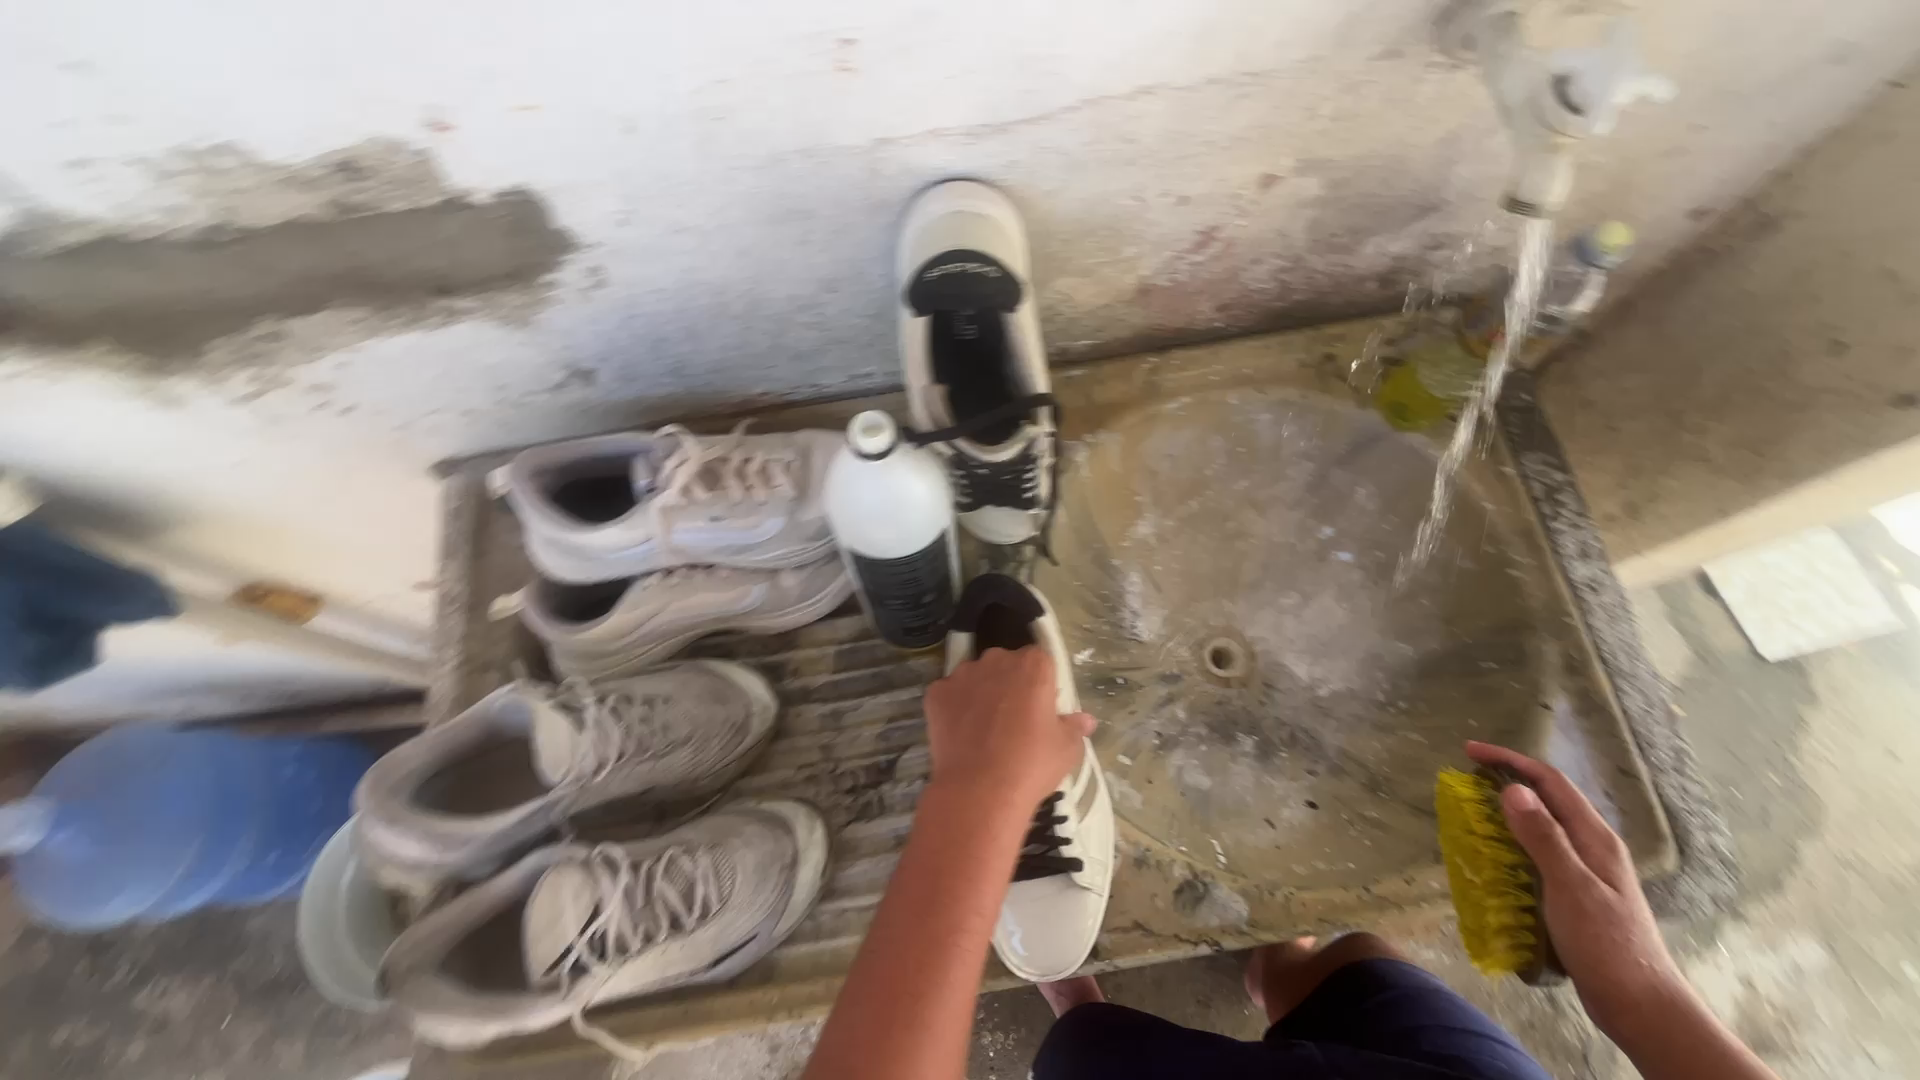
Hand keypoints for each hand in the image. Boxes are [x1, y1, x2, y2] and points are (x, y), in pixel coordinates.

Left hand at [923, 646, 1094, 811]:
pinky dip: (954, 709)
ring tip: (984, 731)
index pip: (1040, 661)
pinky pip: (948, 695)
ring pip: (975, 677)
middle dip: (1009, 684)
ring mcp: (962, 675)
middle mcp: (996, 660)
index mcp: (1033, 665)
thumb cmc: (1031, 765)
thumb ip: (1074, 726)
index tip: (1040, 708)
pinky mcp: (936, 693)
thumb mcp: (1067, 749)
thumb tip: (1085, 719)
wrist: (979, 791)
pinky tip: (960, 736)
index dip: (1040, 684)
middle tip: (1013, 720)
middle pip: (1005, 664)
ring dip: (980, 694)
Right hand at [1464, 741, 1688, 1038]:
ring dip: (1508, 809)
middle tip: (1466, 778)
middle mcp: (1592, 846)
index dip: (1511, 761)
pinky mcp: (1575, 890)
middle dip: (1507, 779)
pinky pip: (1539, 849)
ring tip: (1472, 809)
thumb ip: (1544, 837)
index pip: (1551, 782)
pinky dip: (1513, 838)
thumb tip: (1513, 789)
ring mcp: (1586, 868)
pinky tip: (1495, 852)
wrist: (1639, 1003)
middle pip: (1548, 798)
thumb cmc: (1606, 943)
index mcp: (1595, 838)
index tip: (1470, 751)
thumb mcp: (1570, 887)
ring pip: (1543, 824)